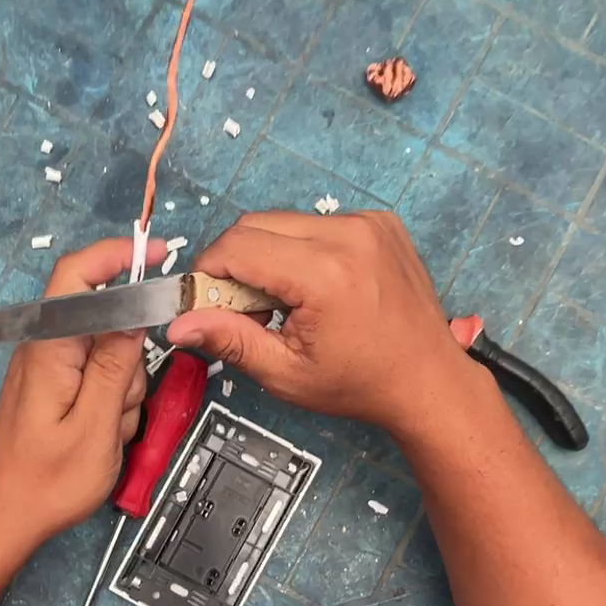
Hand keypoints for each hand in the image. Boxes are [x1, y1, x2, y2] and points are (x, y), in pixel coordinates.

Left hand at [0, 236, 167, 552]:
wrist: (9, 519)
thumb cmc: (49, 482)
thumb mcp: (97, 425)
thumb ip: (116, 365)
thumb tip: (134, 313)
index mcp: (48, 349)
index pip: (77, 275)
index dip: (118, 255)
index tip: (162, 256)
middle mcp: (44, 350)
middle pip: (105, 320)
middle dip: (130, 358)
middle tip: (122, 408)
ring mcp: (50, 372)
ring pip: (109, 354)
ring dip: (123, 390)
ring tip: (107, 431)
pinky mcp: (55, 391)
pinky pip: (97, 380)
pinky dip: (111, 404)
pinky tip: (101, 435)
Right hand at [165, 211, 481, 439]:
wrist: (428, 380)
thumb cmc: (357, 385)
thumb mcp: (285, 374)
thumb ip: (229, 340)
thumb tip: (176, 325)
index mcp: (325, 273)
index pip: (238, 245)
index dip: (208, 272)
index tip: (207, 303)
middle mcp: (348, 233)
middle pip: (256, 224)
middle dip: (233, 264)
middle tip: (243, 309)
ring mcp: (368, 222)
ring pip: (283, 221)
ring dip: (265, 256)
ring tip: (279, 303)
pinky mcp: (379, 222)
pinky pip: (315, 224)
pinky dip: (298, 251)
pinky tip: (311, 289)